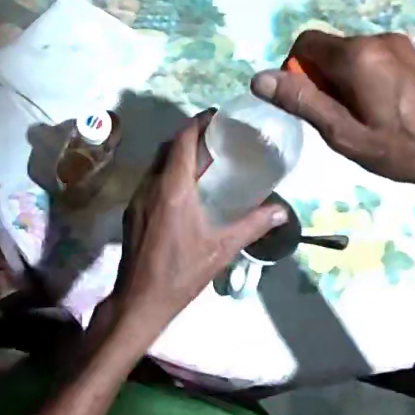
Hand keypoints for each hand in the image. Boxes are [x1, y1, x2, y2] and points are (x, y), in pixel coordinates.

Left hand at [106, 112, 287, 338]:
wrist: (140, 299)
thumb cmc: (181, 272)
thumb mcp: (222, 249)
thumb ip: (252, 225)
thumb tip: (282, 212)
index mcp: (172, 189)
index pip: (182, 141)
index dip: (198, 123)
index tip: (217, 116)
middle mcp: (150, 187)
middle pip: (168, 148)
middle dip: (190, 136)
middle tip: (217, 137)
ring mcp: (137, 199)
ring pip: (157, 165)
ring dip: (177, 155)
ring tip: (204, 159)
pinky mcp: (133, 213)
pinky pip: (151, 181)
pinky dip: (168, 174)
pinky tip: (185, 189)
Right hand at [250, 31, 414, 206]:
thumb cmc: (403, 148)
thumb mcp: (344, 133)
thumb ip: (301, 102)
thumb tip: (259, 79)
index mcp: (356, 54)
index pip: (304, 43)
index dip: (294, 72)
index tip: (308, 105)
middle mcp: (377, 39)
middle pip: (328, 50)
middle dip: (319, 79)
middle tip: (335, 119)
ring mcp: (400, 45)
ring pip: (350, 56)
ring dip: (341, 82)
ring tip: (359, 120)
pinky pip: (372, 60)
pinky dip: (363, 80)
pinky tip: (380, 112)